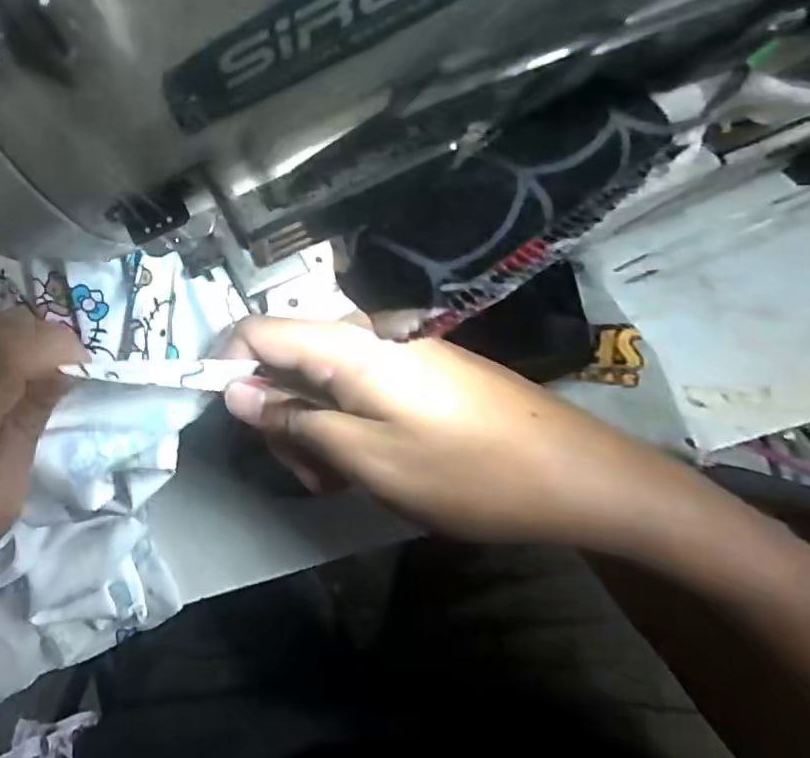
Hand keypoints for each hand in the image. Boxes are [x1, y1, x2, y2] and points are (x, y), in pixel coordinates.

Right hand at [220, 317, 701, 553]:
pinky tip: (367, 460)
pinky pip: (355, 383)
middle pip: (285, 356)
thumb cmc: (466, 471)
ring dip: (311, 423)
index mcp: (345, 345)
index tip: (233, 422)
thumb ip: (292, 419)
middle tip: (304, 473)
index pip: (255, 332)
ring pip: (319, 375)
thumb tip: (232, 390)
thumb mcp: (366, 457)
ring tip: (338, 477)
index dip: (227, 368)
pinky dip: (344, 419)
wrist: (582, 477)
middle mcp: (363, 334)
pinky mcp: (415, 368)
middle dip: (277, 412)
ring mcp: (393, 349)